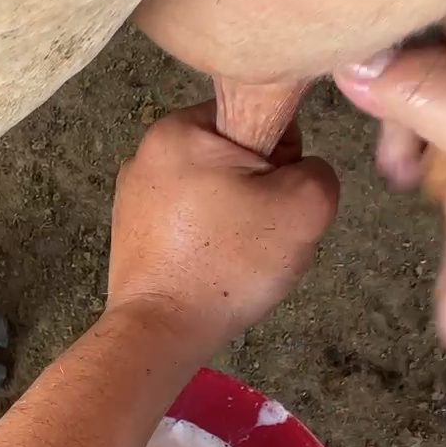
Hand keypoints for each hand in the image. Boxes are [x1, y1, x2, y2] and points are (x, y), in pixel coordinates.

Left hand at [105, 101, 338, 353]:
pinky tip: (206, 267)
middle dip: (255, 190)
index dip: (283, 154)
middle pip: (232, 157)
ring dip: (231, 219)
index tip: (272, 195)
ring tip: (229, 255)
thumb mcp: (306, 202)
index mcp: (178, 129)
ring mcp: (130, 198)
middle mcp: (144, 155)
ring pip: (211, 194)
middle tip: (254, 233)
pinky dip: (203, 241)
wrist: (161, 333)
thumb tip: (293, 173)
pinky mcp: (128, 235)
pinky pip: (186, 224)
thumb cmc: (227, 265)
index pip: (258, 113)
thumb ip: (317, 165)